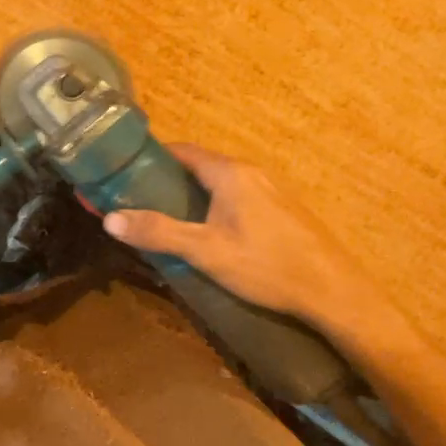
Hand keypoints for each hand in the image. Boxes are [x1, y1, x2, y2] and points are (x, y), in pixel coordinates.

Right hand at [102, 142, 400, 337]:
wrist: (336, 295)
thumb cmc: (267, 266)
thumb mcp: (205, 251)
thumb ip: (157, 232)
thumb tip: (108, 218)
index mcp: (229, 172)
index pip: (181, 150)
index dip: (150, 158)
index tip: (123, 173)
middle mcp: (251, 173)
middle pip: (199, 166)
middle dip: (167, 179)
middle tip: (138, 199)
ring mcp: (272, 191)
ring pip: (220, 183)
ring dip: (192, 195)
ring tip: (166, 218)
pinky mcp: (284, 212)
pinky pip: (238, 198)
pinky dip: (215, 206)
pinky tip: (209, 234)